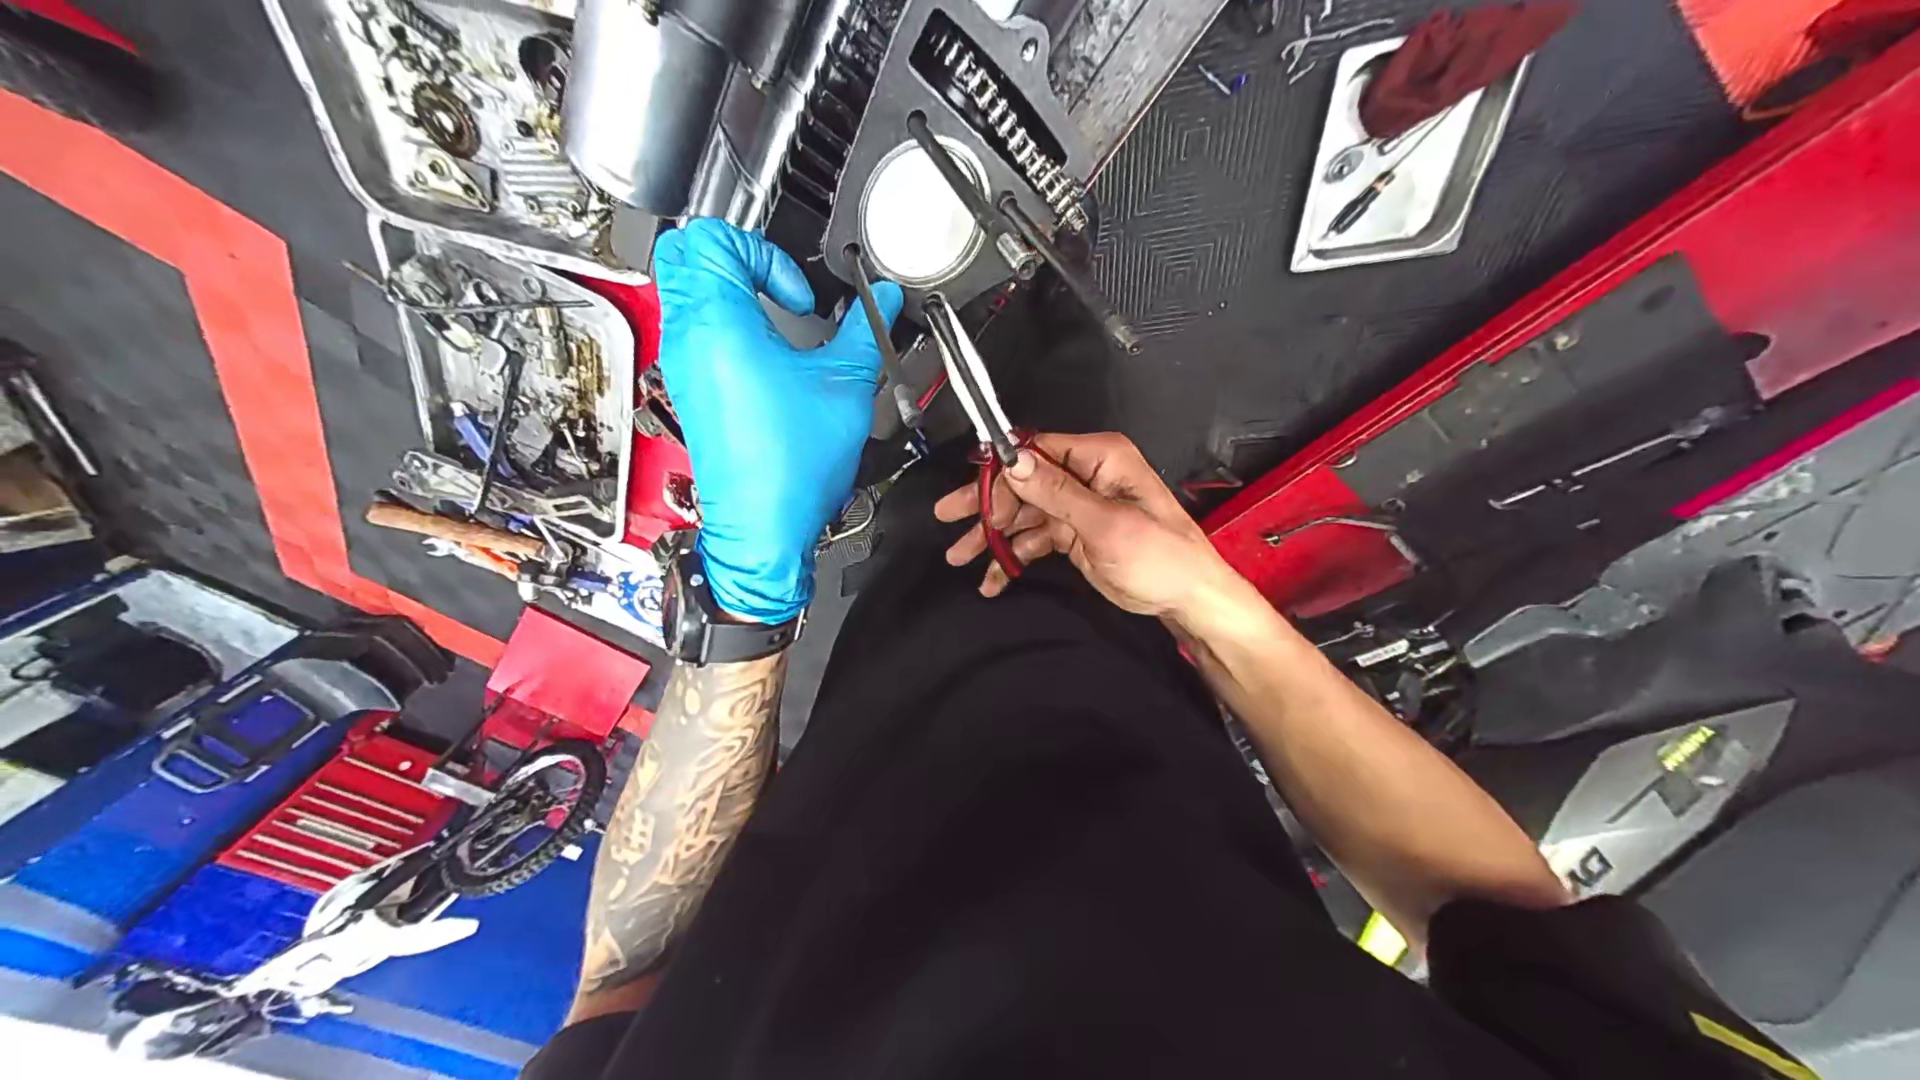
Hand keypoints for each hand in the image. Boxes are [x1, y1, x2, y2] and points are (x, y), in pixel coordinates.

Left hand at [654, 219, 902, 622]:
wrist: (763, 527)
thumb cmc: (790, 470)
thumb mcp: (845, 388)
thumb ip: (865, 332)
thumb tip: (883, 301)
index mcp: (720, 326)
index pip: (712, 239)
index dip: (764, 253)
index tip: (797, 295)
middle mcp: (690, 341)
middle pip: (686, 254)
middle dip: (738, 258)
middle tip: (779, 287)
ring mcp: (685, 367)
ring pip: (687, 292)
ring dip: (733, 292)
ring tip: (782, 325)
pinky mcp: (692, 390)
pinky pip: (696, 334)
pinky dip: (729, 326)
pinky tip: (773, 359)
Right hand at [933, 432, 1244, 621]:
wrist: (1186, 597)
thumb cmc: (1166, 557)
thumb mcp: (1107, 524)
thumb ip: (1057, 493)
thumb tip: (1017, 463)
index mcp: (1100, 459)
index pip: (1036, 452)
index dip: (1002, 473)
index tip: (975, 495)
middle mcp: (1086, 476)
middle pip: (1022, 483)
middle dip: (986, 505)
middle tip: (951, 519)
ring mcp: (1077, 506)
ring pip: (1022, 513)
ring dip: (992, 536)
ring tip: (962, 555)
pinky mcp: (1073, 533)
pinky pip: (1033, 538)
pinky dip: (1012, 556)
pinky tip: (994, 575)